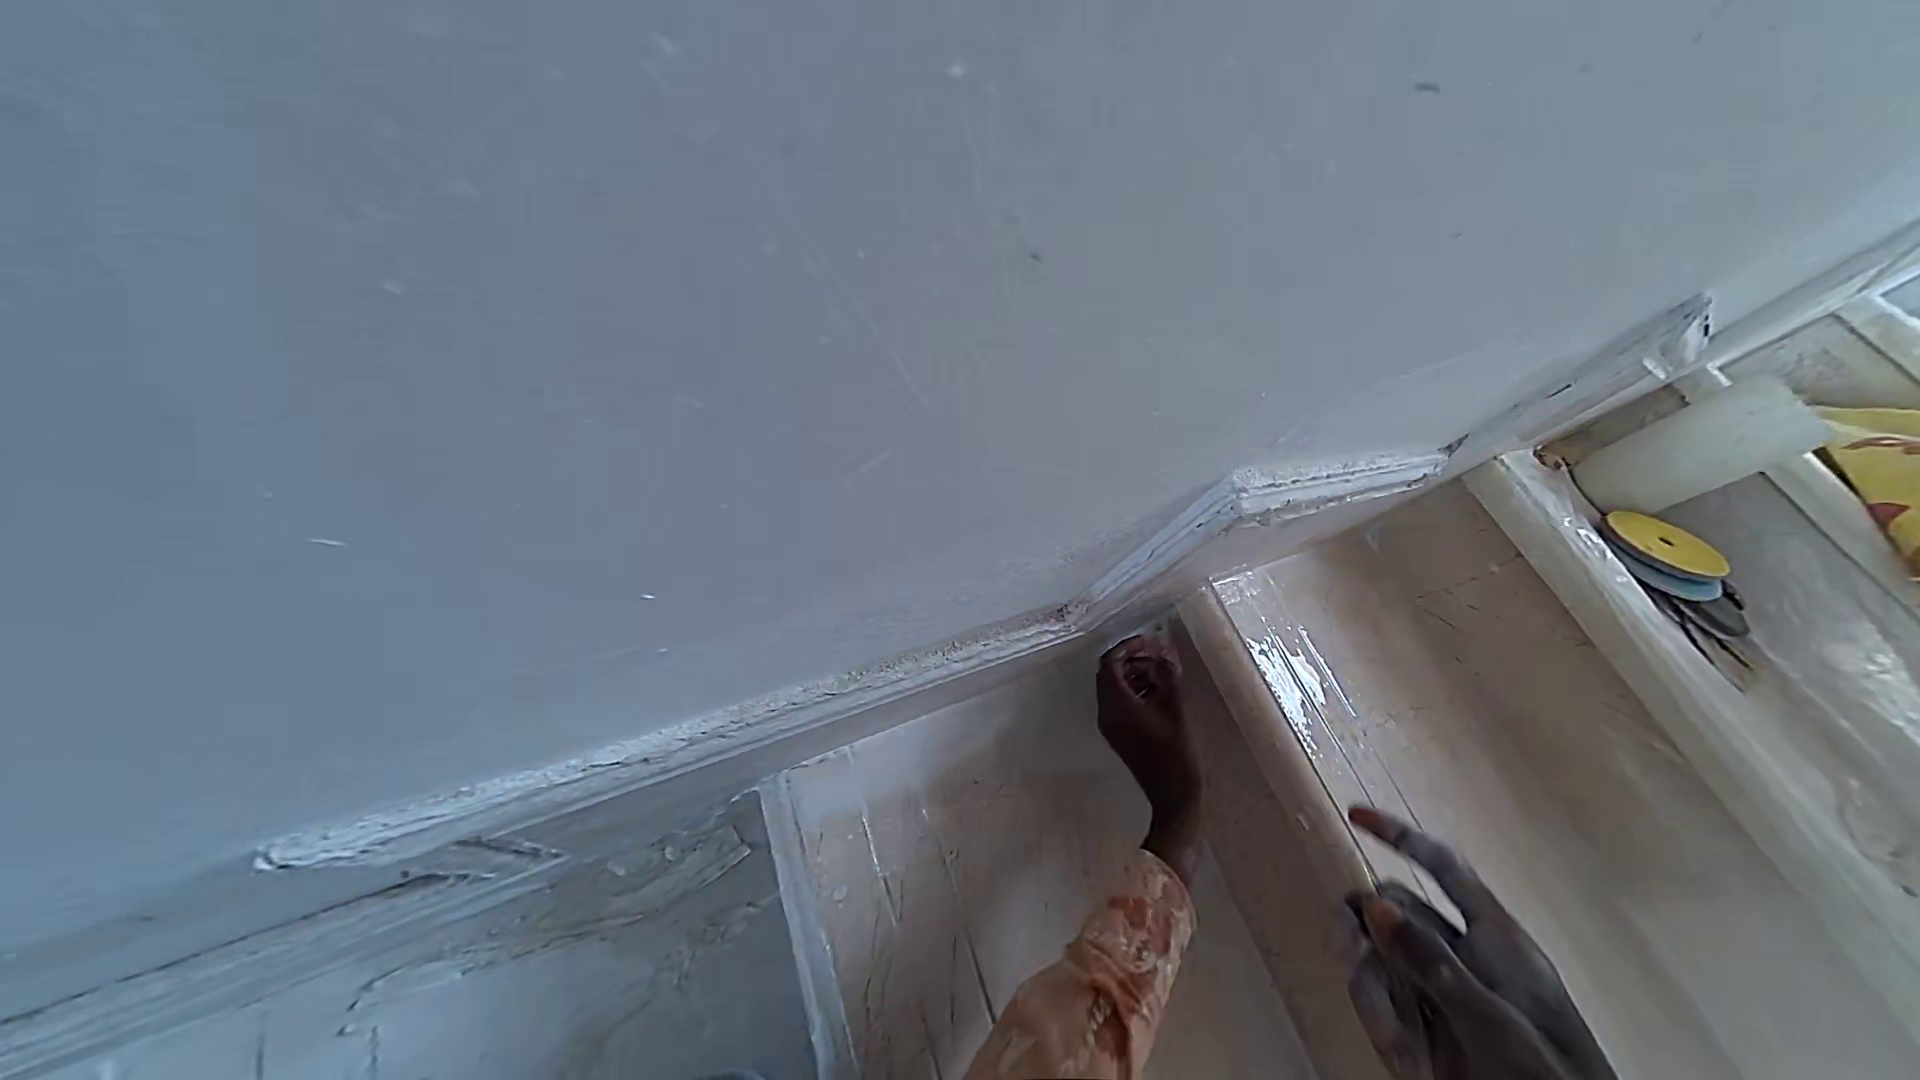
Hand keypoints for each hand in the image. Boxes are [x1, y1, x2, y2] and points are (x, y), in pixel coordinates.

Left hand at [1096, 635, 1203, 883]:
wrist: (1174, 796)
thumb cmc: (1177, 752)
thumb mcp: (1176, 708)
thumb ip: (1167, 675)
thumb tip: (1164, 652)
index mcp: (1115, 704)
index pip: (1110, 663)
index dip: (1128, 647)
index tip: (1150, 642)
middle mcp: (1106, 713)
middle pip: (1110, 674)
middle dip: (1132, 660)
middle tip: (1159, 655)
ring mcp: (1111, 726)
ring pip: (1115, 689)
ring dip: (1135, 675)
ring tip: (1163, 673)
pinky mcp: (1119, 735)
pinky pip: (1120, 704)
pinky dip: (1136, 691)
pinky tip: (1160, 692)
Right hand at [1342, 806, 1615, 1079]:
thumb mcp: (1496, 1024)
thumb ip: (1433, 963)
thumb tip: (1374, 906)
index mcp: (1497, 941)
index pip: (1444, 869)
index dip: (1400, 836)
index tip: (1354, 814)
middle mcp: (1464, 955)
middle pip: (1394, 910)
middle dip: (1361, 926)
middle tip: (1339, 949)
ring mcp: (1443, 991)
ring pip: (1380, 955)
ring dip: (1372, 988)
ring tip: (1390, 1037)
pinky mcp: (1427, 1025)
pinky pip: (1382, 997)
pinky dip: (1382, 1020)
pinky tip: (1400, 1055)